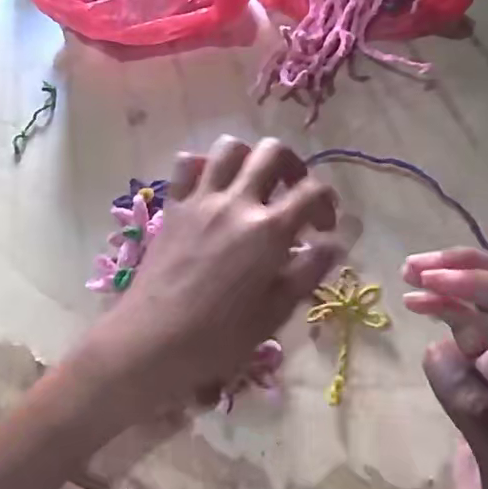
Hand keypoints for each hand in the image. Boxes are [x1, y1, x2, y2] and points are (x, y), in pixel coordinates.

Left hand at [77, 137, 340, 411]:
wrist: (153, 340)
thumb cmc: (220, 336)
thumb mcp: (276, 311)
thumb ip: (308, 271)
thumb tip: (334, 244)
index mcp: (269, 231)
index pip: (312, 191)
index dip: (328, 202)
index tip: (325, 227)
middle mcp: (237, 202)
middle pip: (272, 152)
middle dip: (293, 165)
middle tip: (293, 193)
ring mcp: (201, 200)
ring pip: (229, 148)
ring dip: (249, 158)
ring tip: (253, 184)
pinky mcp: (174, 207)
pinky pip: (187, 165)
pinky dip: (204, 166)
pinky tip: (212, 188)